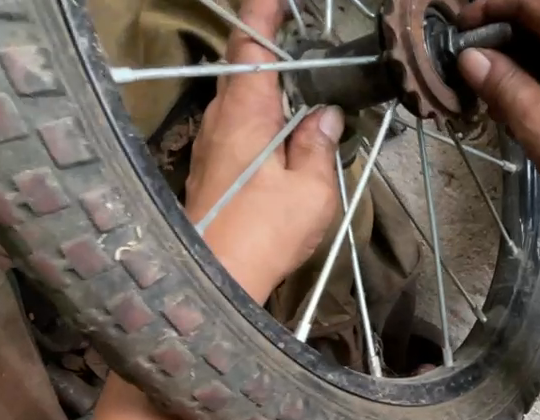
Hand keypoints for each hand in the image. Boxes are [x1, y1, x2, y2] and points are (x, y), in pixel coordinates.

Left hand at [184, 0, 344, 302]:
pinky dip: (262, 120)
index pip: (251, 44)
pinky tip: (285, 140)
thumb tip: (326, 115)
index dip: (265, 14)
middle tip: (308, 51)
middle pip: (244, 69)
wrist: (219, 273)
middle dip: (272, 53)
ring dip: (269, 92)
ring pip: (241, 100)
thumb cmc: (267, 230)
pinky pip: (238, 127)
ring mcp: (212, 141)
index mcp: (247, 111)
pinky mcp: (212, 166)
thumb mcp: (312, 190)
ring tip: (304, 99)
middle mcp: (221, 116)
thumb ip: (320, 147)